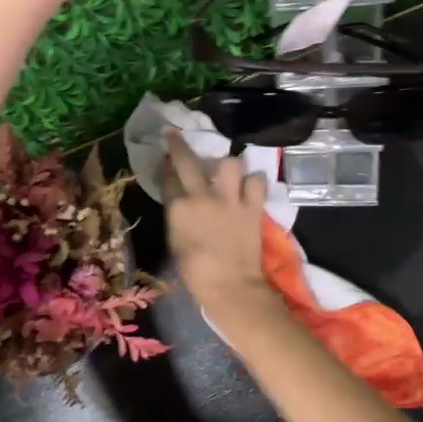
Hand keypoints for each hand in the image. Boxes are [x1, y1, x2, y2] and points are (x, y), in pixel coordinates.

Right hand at [162, 131, 273, 309]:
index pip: (168, 177)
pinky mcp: (253, 207)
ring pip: (230, 164)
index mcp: (178, 208)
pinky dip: (254, 182)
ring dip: (228, 166)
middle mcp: (202, 197)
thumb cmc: (195, 272)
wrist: (230, 286)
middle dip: (179, 145)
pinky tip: (250, 187)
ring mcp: (230, 200)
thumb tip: (178, 198)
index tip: (165, 156)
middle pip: (189, 161)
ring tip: (228, 171)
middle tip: (176, 135)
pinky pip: (257, 182)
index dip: (165, 165)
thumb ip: (176, 215)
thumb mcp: (175, 241)